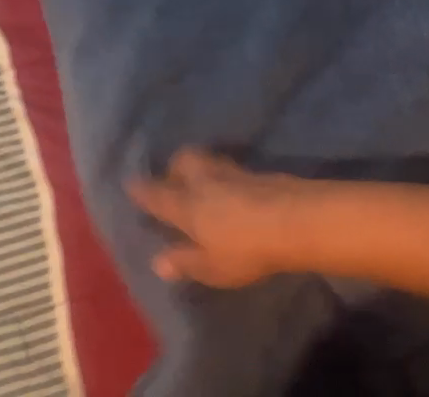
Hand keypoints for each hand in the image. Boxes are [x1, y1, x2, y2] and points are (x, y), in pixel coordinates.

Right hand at [127, 147, 310, 287]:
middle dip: (175, 166)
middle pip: (186, 161)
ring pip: (210, 160)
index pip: (160, 196)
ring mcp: (237, 173)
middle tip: (172, 178)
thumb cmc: (246, 249)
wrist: (296, 219)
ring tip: (201, 181)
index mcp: (189, 206)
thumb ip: (185, 261)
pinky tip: (232, 188)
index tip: (131, 182)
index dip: (144, 190)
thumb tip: (158, 260)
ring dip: (202, 167)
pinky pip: (233, 168)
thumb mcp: (211, 266)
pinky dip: (225, 174)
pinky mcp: (261, 173)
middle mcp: (209, 182)